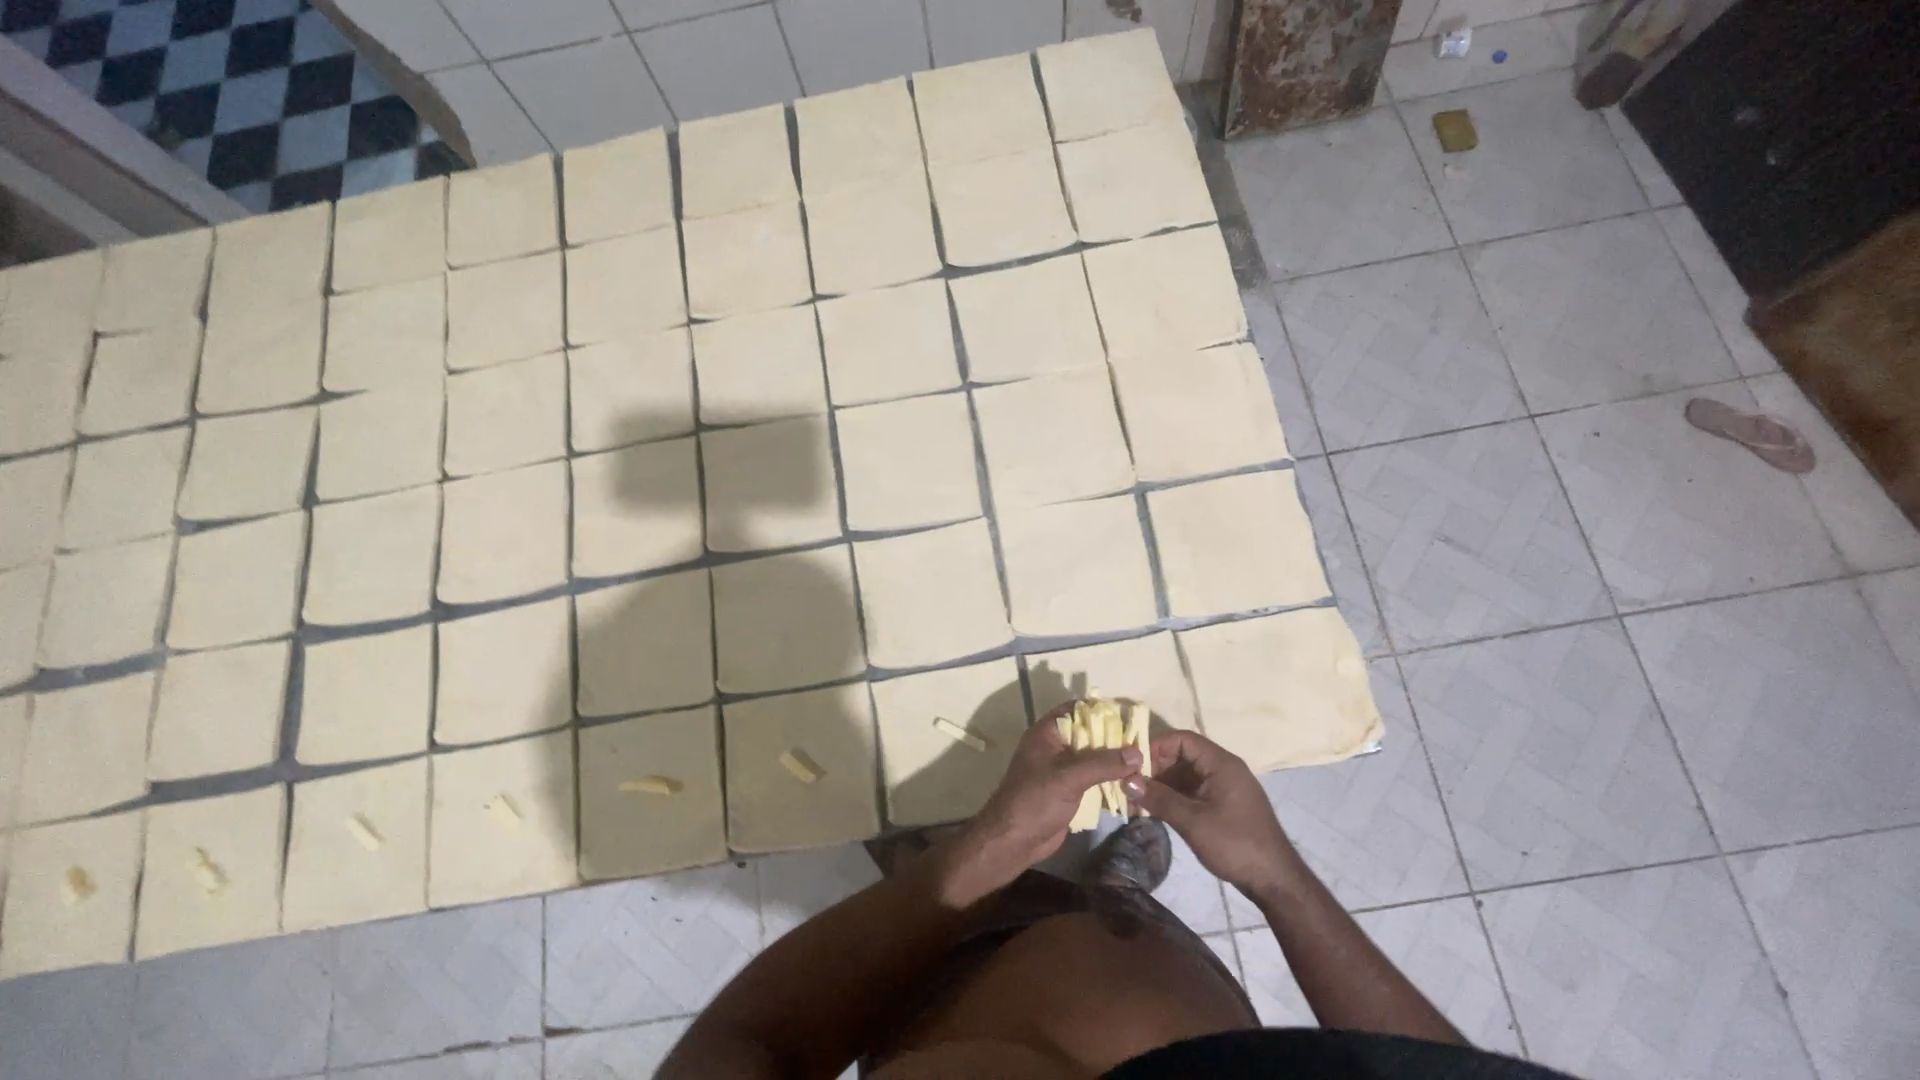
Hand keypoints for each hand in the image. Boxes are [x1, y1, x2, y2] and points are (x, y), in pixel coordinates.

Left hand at [936, 706, 1140, 907]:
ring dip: (1116, 763)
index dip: (1101, 711)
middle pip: (1090, 735)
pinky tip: (1133, 786)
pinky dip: (1111, 782)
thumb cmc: (1034, 800)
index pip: (1076, 710)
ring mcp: (1062, 771)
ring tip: (1146, 765)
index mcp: (1047, 734)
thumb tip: (1138, 753)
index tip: (1129, 718)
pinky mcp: (1069, 792)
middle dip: (1115, 740)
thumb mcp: (1069, 776)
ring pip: (1094, 760)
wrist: (1013, 842)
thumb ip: (1103, 763)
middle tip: (1144, 744)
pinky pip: (1094, 781)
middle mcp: (1055, 748)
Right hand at [1124, 730, 1300, 899]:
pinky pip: (1193, 791)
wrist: (1274, 880)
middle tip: (1131, 787)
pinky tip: (1156, 813)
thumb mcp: (1193, 821)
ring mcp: (1225, 788)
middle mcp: (1224, 769)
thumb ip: (1159, 799)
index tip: (1133, 766)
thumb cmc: (1235, 845)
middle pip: (1183, 755)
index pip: (1183, 739)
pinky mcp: (1224, 805)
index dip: (1156, 747)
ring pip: (1186, 775)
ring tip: (1137, 803)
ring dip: (1162, 786)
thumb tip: (1126, 780)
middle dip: (1155, 768)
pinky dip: (1174, 798)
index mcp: (1221, 764)